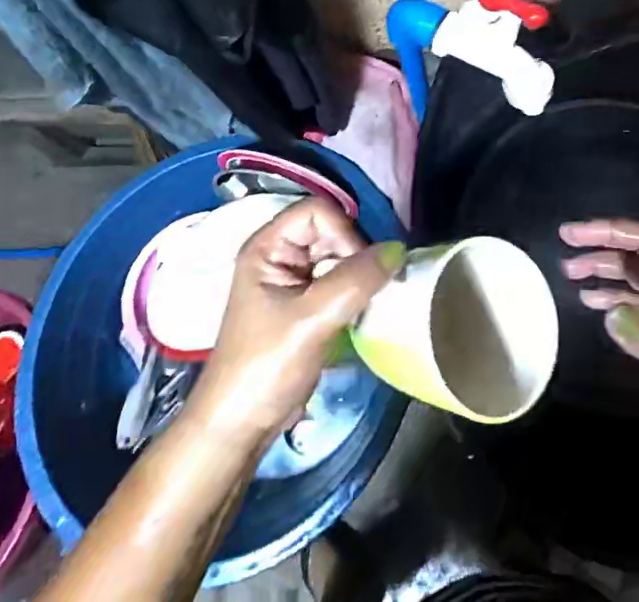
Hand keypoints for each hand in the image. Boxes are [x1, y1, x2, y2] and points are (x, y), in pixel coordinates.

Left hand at [187, 197, 404, 441]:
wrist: (240, 426)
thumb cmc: (265, 367)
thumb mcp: (312, 320)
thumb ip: (356, 280)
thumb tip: (399, 250)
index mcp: (267, 248)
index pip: (319, 212)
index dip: (344, 233)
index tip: (358, 271)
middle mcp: (280, 256)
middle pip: (333, 230)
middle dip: (357, 255)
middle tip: (369, 290)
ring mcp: (293, 280)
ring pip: (341, 256)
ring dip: (361, 275)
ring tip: (368, 303)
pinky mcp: (307, 303)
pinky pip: (341, 280)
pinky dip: (358, 291)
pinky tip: (363, 313)